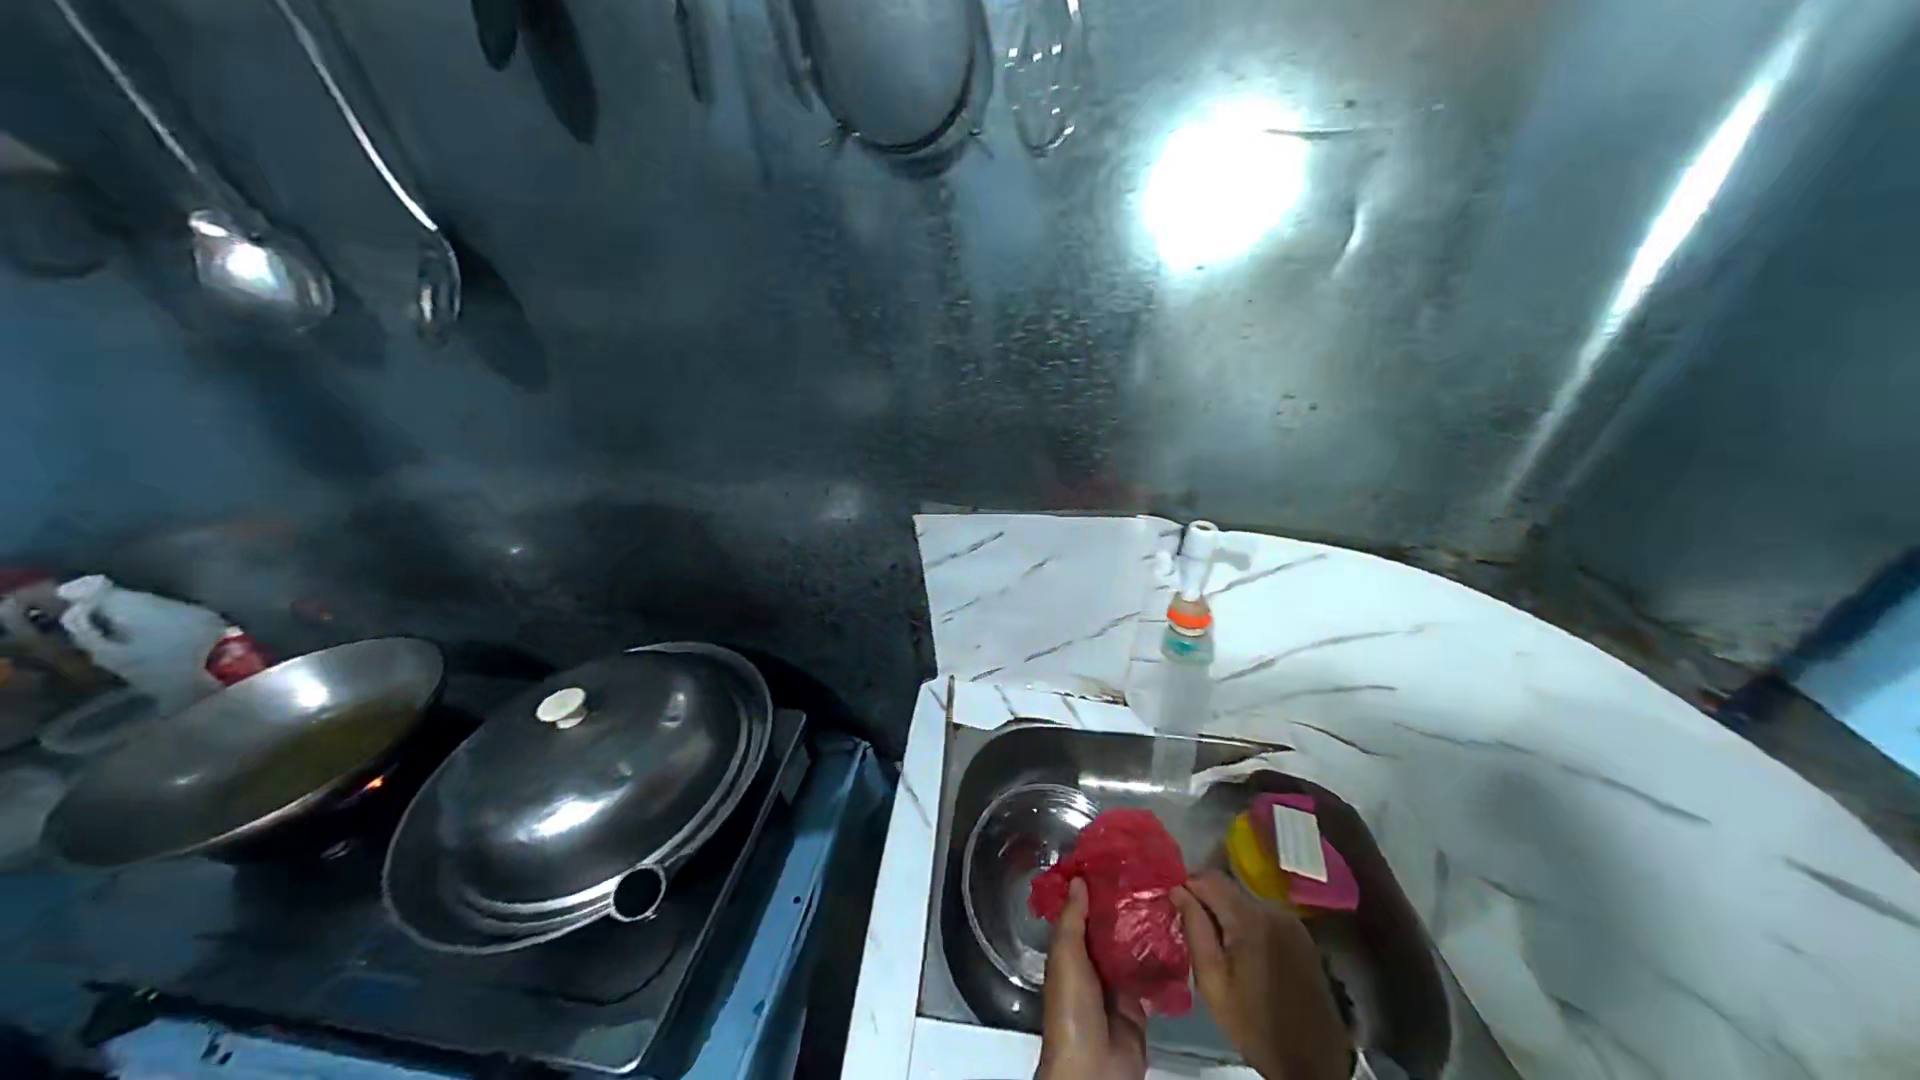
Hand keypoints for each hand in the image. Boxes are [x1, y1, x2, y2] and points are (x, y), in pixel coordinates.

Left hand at [1036, 878, 1147, 1079]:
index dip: (1092, 890)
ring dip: (1143, 929)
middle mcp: (1091, 965)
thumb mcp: (1067, 956)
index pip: (1080, 914)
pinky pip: (1149, 976)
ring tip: (1165, 895)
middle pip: (1107, 930)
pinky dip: (1160, 959)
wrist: (1096, 1068)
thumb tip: (1077, 879)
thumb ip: (1073, 919)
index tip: (1113, 860)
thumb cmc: (1073, 1008)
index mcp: (1068, 953)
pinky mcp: (1139, 1004)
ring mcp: (1115, 985)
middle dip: (1123, 907)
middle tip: (1148, 874)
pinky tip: (1175, 934)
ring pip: (1130, 950)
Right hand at [1171, 872, 1351, 1079]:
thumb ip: (1194, 929)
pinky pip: (1262, 915)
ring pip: (1244, 900)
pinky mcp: (1302, 935)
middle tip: (1191, 929)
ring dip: (1226, 912)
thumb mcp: (1213, 983)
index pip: (1208, 878)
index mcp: (1250, 919)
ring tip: (1217, 945)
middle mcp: (1273, 910)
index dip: (1186, 886)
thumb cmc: (1255, 1027)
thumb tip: (1177, 890)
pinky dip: (1246, 923)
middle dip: (1205, 901)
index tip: (1174, 907)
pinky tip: (1244, 953)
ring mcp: (1292, 921)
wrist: (1314, 1064)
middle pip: (1227, 887)